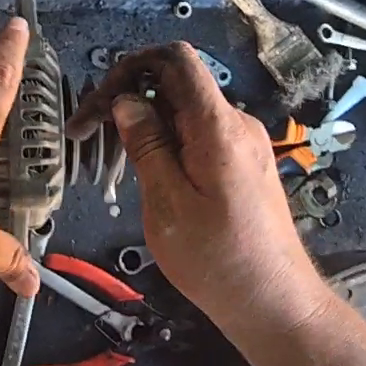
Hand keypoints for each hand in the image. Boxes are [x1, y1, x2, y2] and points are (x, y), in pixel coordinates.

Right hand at [67, 42, 329, 334]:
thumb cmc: (219, 260)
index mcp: (217, 127)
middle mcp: (236, 124)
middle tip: (90, 136)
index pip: (176, 61)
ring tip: (114, 162)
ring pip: (185, 113)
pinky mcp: (244, 163)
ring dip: (146, 126)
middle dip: (130, 101)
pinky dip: (167, 143)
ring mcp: (244, 143)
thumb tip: (126, 102)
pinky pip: (199, 136)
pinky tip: (149, 174)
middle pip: (176, 86)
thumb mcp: (167, 205)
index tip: (100, 101)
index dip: (132, 66)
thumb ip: (147, 146)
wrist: (276, 304)